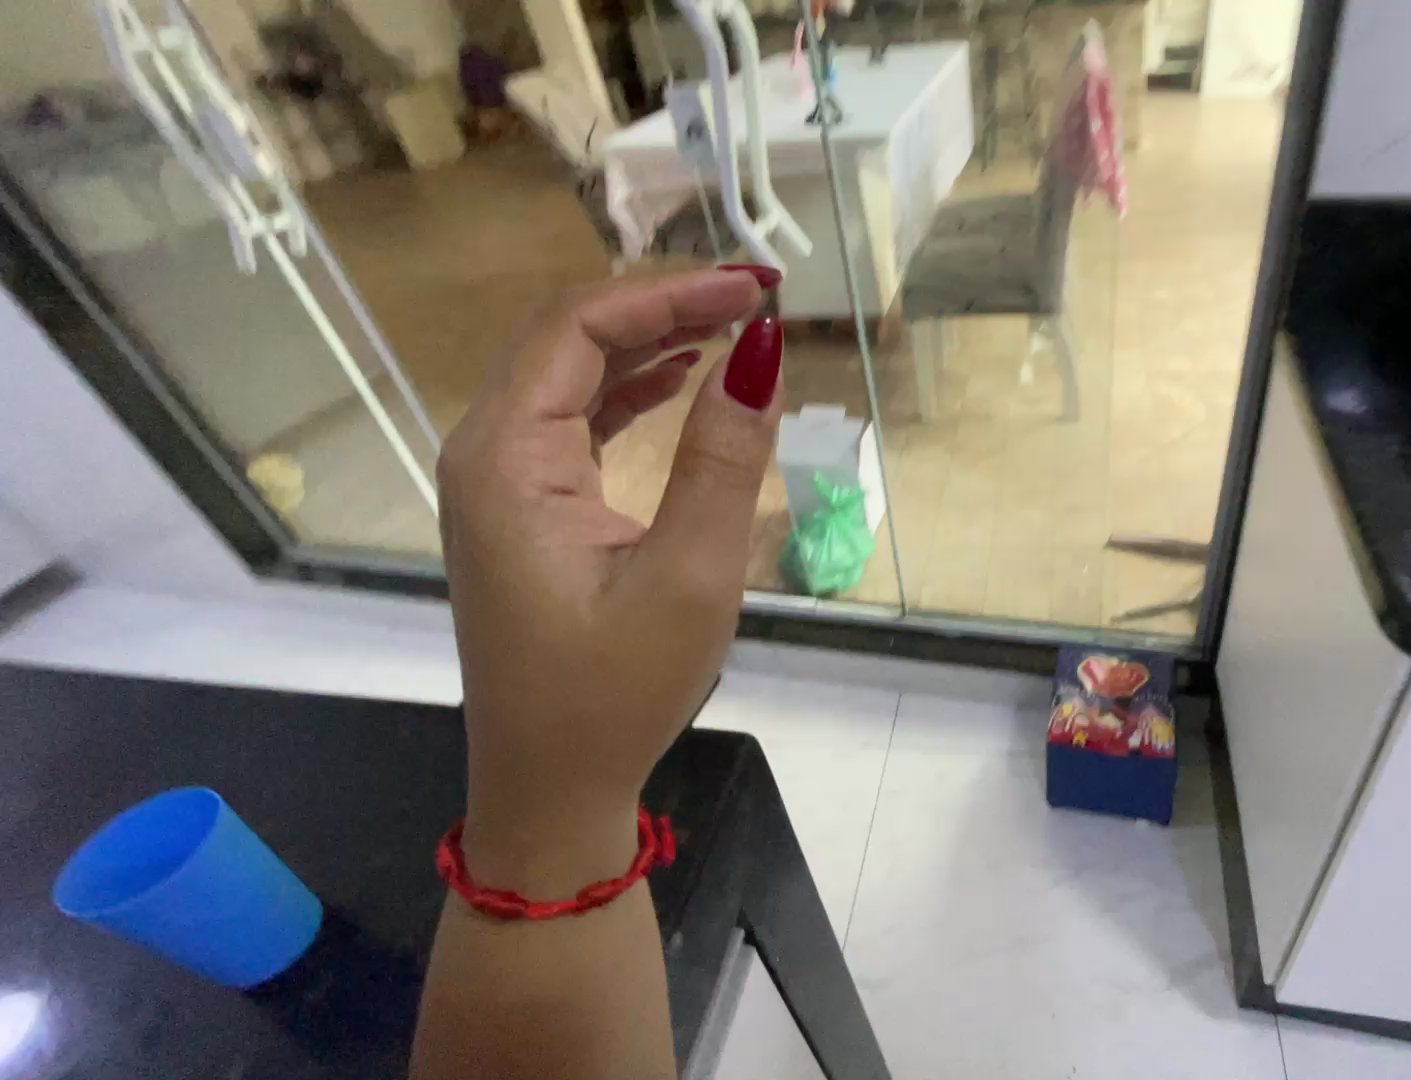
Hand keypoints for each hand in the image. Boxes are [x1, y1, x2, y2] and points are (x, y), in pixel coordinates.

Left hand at [434, 269, 783, 887]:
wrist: (555, 785)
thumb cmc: (619, 689)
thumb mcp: (689, 575)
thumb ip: (724, 459)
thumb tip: (763, 354)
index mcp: (508, 459)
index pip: (579, 329)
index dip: (669, 295)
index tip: (756, 290)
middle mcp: (488, 455)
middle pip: (569, 339)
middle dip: (663, 308)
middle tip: (753, 301)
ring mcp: (501, 484)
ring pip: (572, 376)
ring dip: (650, 344)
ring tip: (730, 328)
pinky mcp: (527, 512)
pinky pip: (576, 422)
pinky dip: (631, 390)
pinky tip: (680, 381)